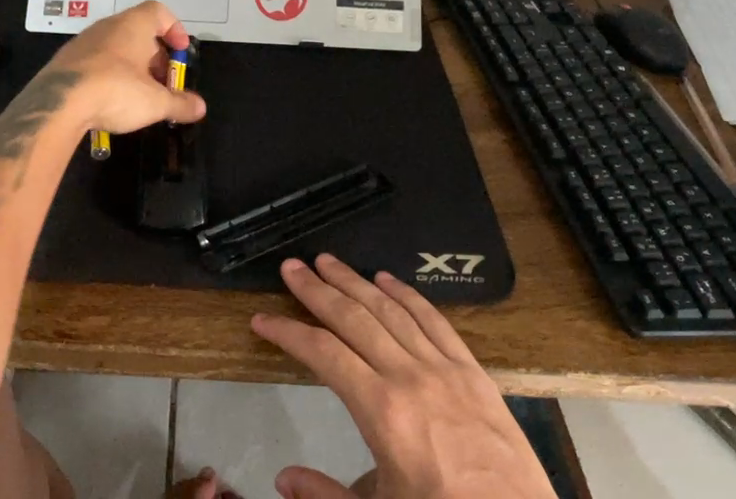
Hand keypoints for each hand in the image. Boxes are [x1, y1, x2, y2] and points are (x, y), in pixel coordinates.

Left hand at [43, 0, 206, 136]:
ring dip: (132, 66)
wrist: (58, 103)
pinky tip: (111, 100)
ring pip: (117, 47)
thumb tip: (201, 108)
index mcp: (133, 25)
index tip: (181, 52)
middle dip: (156, 56)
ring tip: (139, 95)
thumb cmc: (115, 91)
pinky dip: (110, 75)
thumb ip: (180, 103)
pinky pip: (96, 61)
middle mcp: (108, 26)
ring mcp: (84, 42)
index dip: (175, 29)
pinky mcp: (66, 61)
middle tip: (164, 83)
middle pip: (139, 32)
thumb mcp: (155, 102)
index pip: (159, 11)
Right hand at [251, 255, 553, 498]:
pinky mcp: (474, 372)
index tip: (261, 318)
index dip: (287, 332)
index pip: (322, 354)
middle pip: (354, 319)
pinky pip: (435, 321)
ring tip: (329, 261)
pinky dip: (407, 295)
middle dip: (318, 290)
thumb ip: (326, 494)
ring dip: (356, 282)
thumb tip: (283, 478)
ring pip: (391, 310)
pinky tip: (388, 279)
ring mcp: (445, 369)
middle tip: (291, 266)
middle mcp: (409, 377)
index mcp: (381, 411)